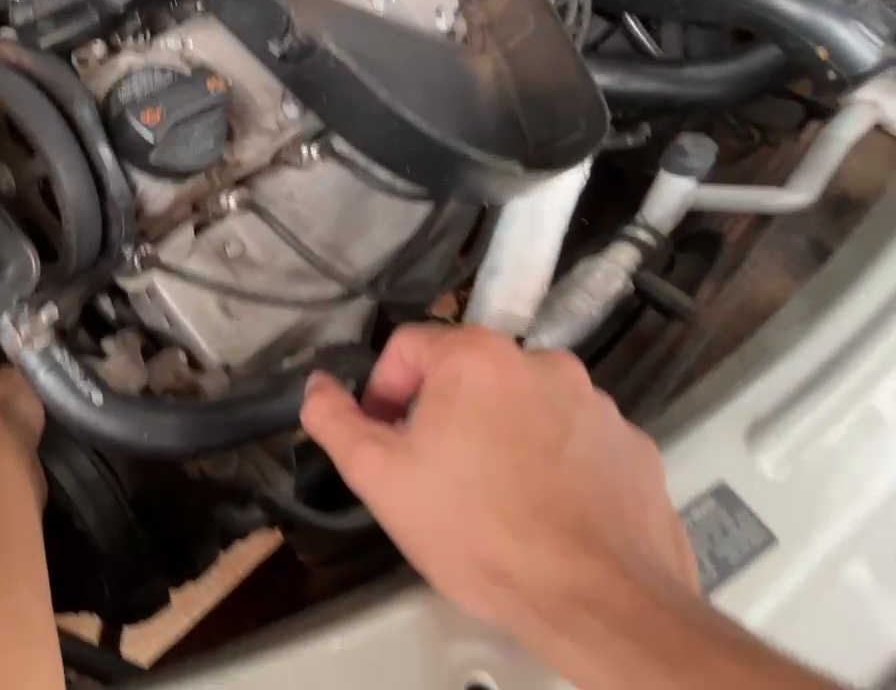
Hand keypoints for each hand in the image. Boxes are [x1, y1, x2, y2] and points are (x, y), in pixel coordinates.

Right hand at [299, 326, 697, 644]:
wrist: (603, 610)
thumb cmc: (475, 530)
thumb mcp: (374, 473)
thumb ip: (331, 416)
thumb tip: (318, 384)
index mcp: (478, 357)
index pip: (407, 344)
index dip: (383, 388)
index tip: (385, 436)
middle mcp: (544, 365)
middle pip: (465, 371)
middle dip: (438, 409)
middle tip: (430, 465)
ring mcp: (600, 407)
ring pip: (519, 402)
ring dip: (494, 430)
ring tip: (486, 492)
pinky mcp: (638, 451)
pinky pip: (571, 436)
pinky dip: (547, 458)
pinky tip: (538, 507)